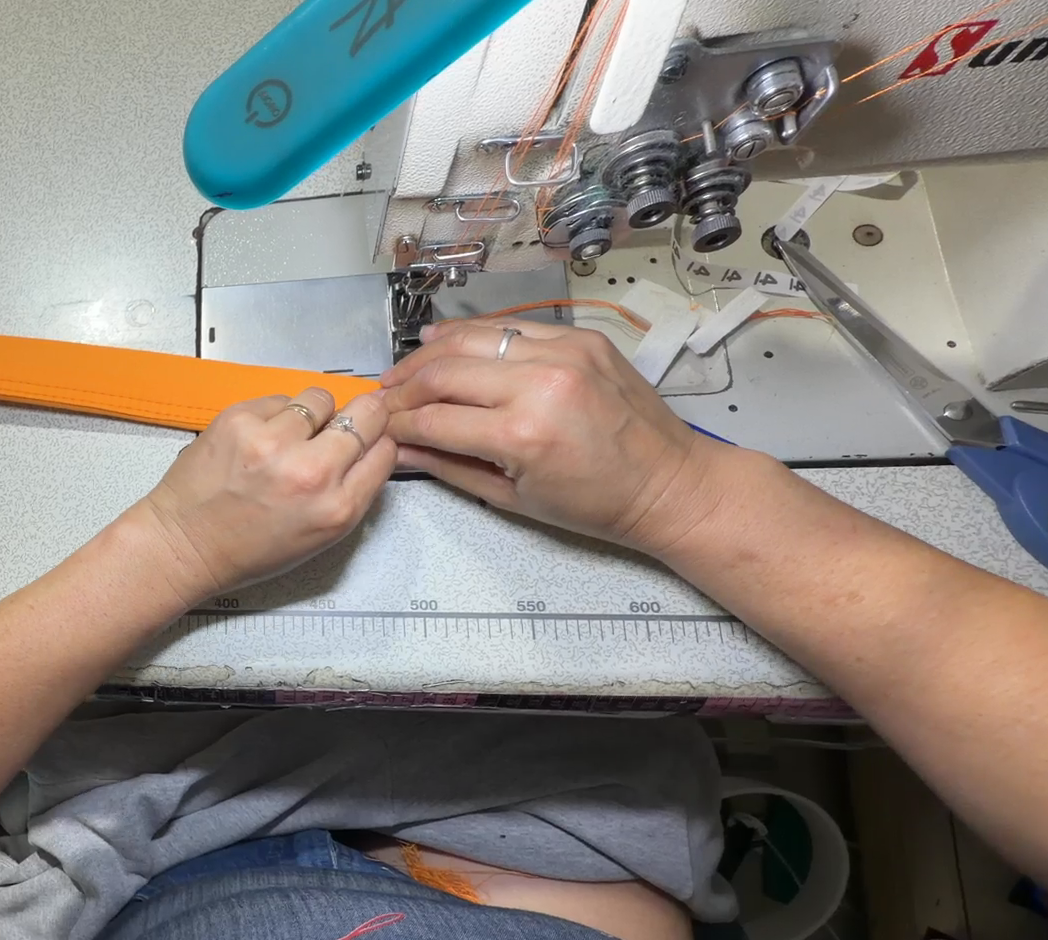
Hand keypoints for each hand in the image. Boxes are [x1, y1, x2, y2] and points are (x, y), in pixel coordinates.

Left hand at [131, 388, 395, 603]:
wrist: (185, 544)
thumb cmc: (246, 549)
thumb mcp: (318, 536)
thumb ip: (351, 492)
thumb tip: (369, 445)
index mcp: (336, 509)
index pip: (385, 450)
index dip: (376, 442)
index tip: (364, 441)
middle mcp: (310, 472)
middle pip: (366, 413)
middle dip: (357, 417)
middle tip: (334, 429)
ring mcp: (272, 441)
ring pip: (320, 398)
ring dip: (310, 414)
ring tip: (287, 438)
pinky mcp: (239, 419)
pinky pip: (277, 399)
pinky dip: (272, 415)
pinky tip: (256, 441)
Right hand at [380, 319, 734, 554]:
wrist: (670, 483)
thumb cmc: (590, 505)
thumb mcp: (508, 498)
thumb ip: (446, 466)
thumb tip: (396, 450)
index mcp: (521, 434)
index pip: (431, 420)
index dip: (394, 425)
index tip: (377, 428)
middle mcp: (540, 383)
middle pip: (442, 372)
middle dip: (401, 388)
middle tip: (380, 400)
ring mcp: (564, 352)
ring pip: (470, 339)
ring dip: (427, 354)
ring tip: (402, 371)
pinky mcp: (579, 338)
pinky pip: (508, 326)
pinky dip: (470, 334)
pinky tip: (442, 341)